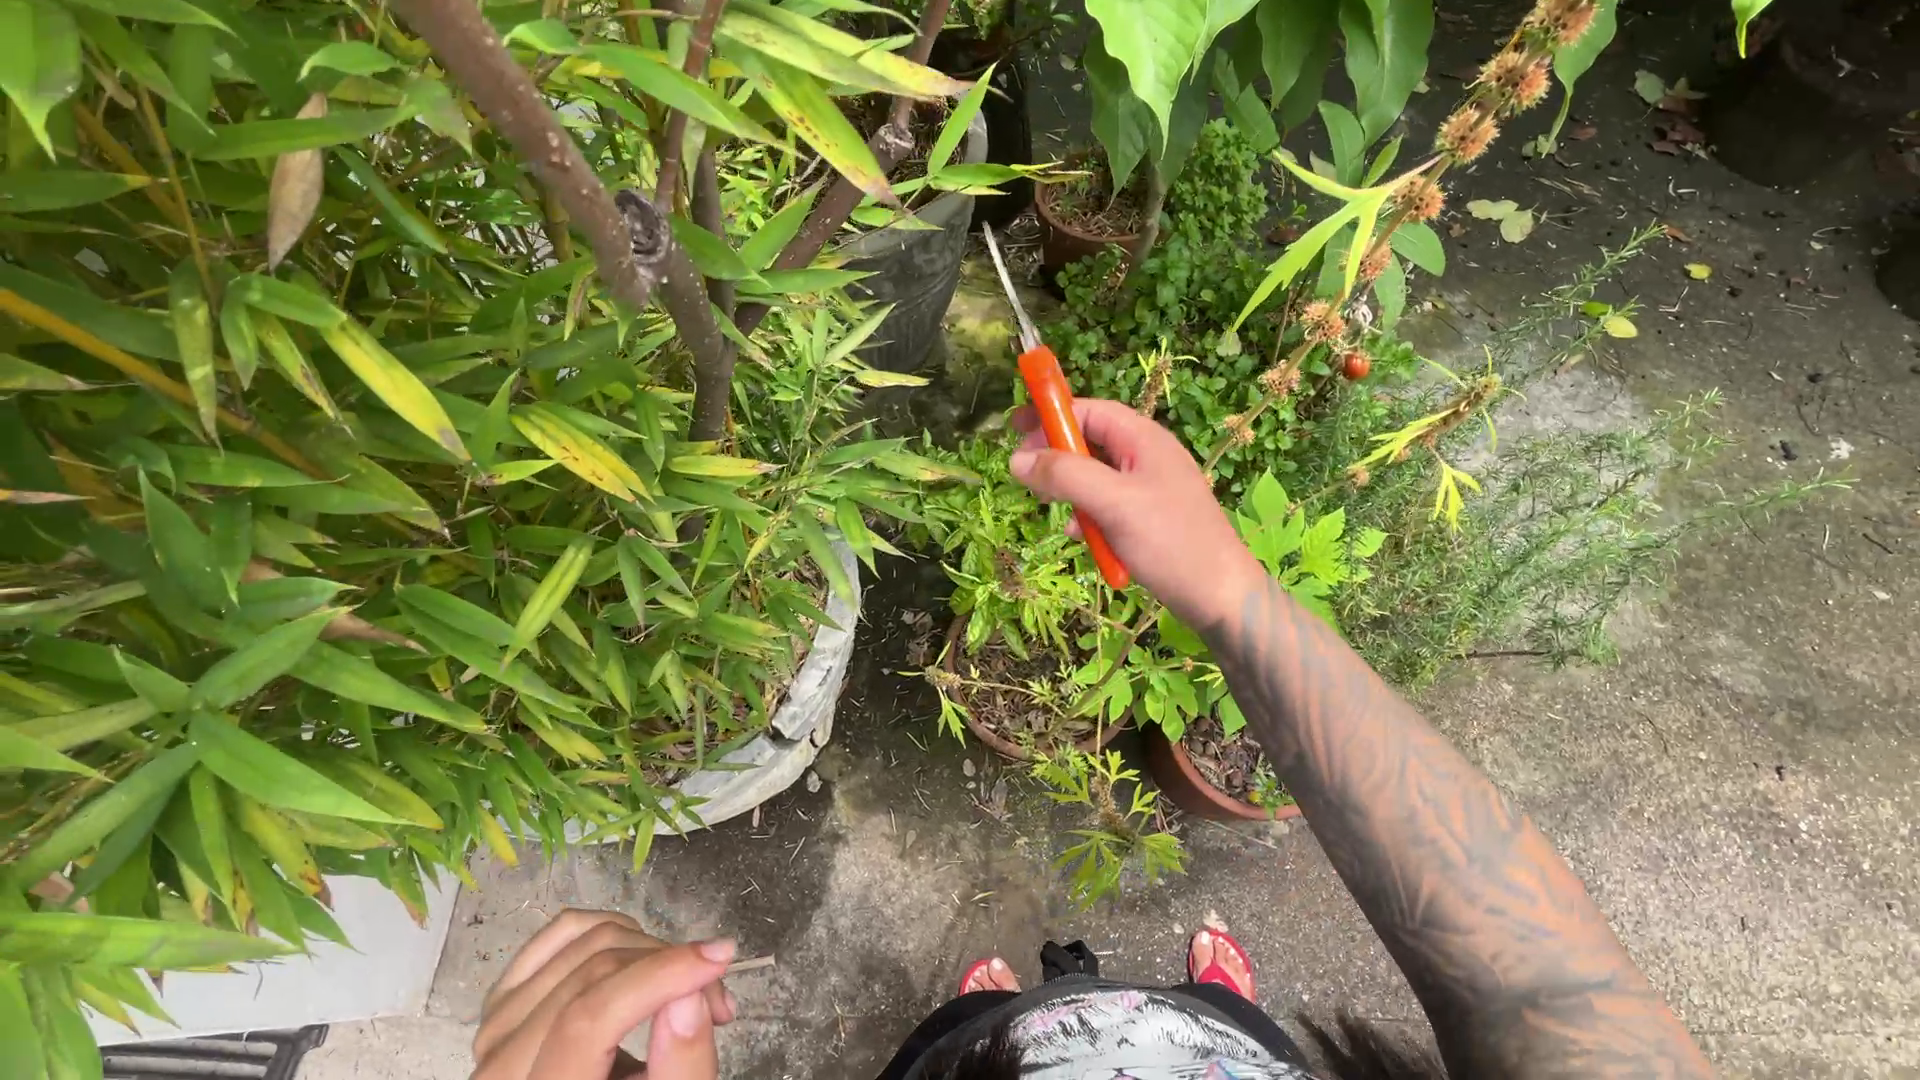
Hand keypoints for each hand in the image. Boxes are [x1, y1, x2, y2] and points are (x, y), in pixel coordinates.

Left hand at [472, 909, 736, 1079]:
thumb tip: (690, 994)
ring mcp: (495, 1021)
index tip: (722, 957)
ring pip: (589, 940)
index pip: (591, 1017)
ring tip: (684, 988)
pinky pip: (566, 929)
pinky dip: (616, 927)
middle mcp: (497, 1062)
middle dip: (670, 967)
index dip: (660, 975)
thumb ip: (681, 1063)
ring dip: (653, 950)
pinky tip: (642, 957)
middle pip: (595, 970)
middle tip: (717, 998)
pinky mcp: (505, 992)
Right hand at [1011, 398, 1261, 628]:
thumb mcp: (1112, 503)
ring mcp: (1147, 488)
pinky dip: (1090, 518)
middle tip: (1027, 477)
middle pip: (1089, 442)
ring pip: (1094, 478)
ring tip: (1058, 513)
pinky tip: (1085, 539)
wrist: (1220, 595)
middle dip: (1057, 458)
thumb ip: (1064, 475)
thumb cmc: (1170, 541)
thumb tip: (1017, 458)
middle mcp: (1146, 456)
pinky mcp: (1147, 518)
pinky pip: (1106, 506)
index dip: (1050, 415)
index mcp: (1143, 438)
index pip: (1089, 410)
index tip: (1014, 428)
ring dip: (1071, 493)